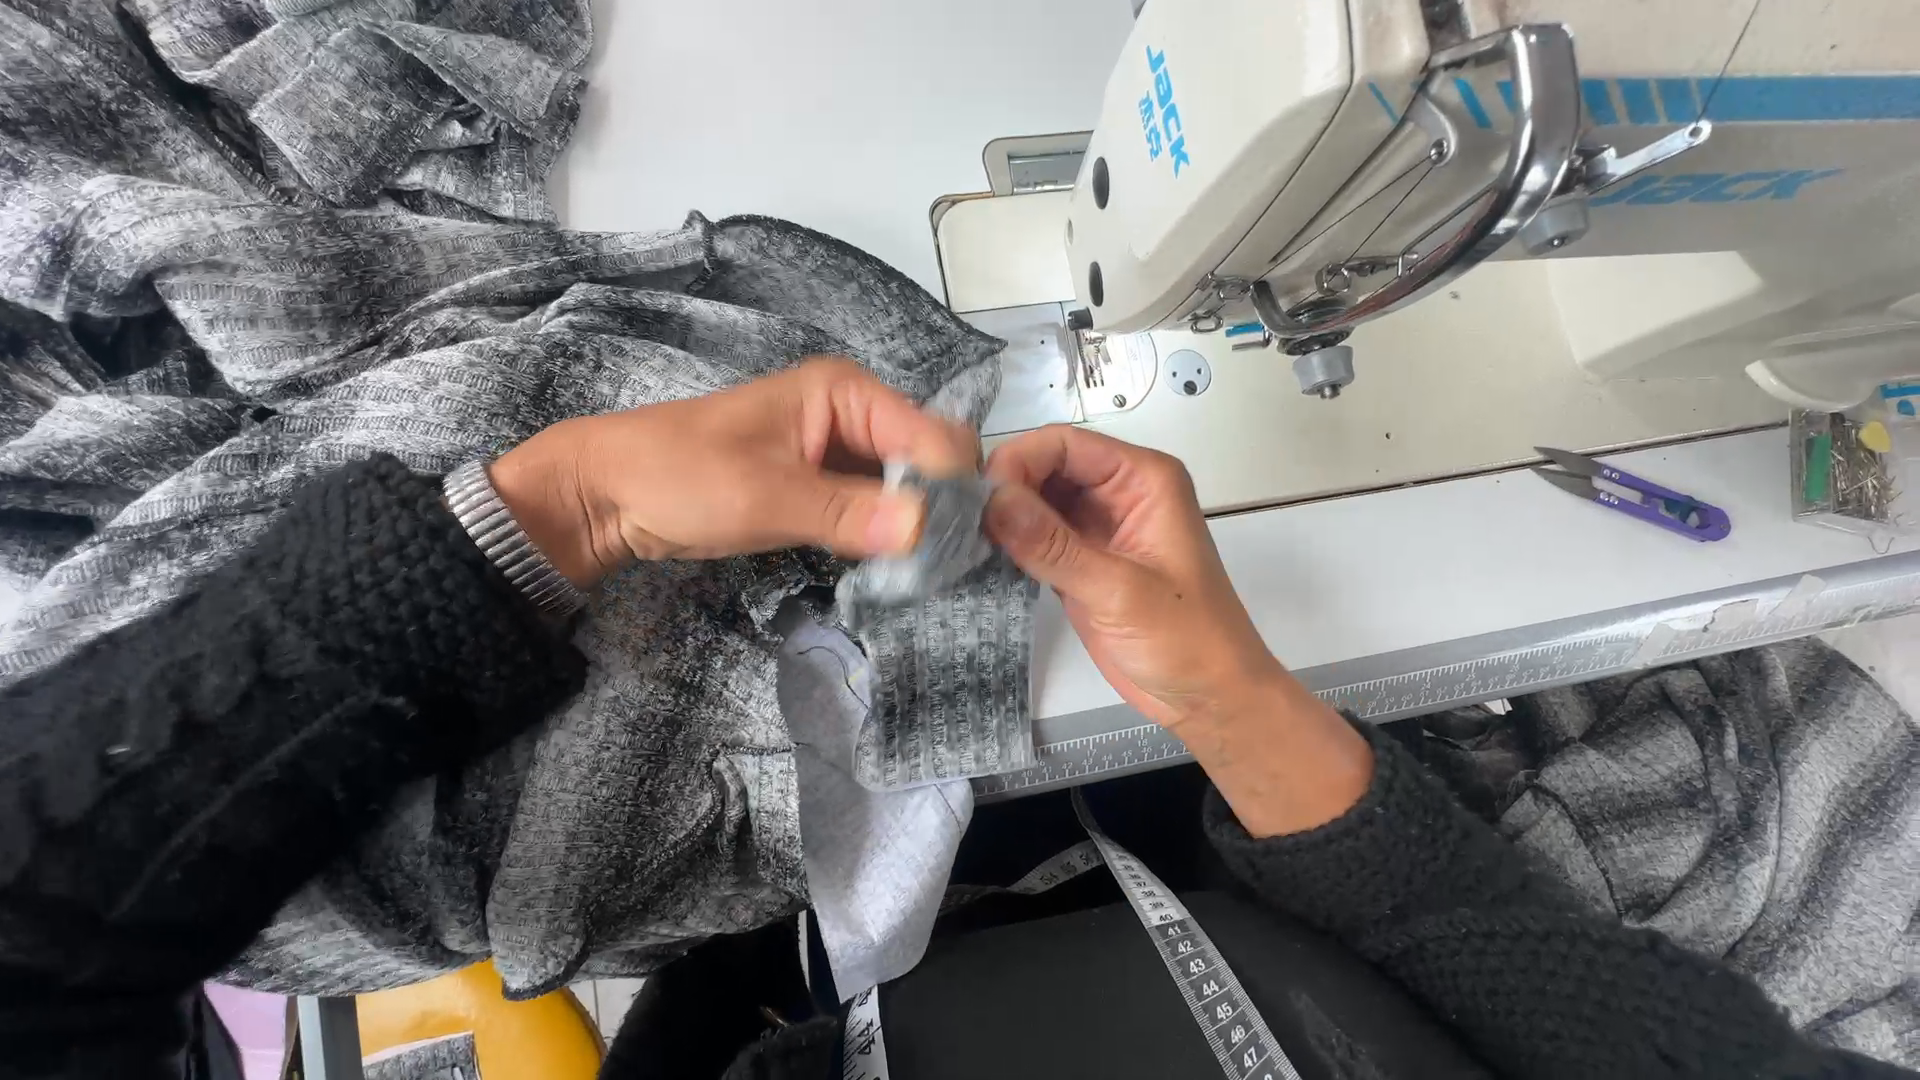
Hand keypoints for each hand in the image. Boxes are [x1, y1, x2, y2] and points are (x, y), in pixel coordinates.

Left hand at [488, 358, 978, 584]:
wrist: (610, 493)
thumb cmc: (682, 476)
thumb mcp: (765, 496)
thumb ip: (848, 513)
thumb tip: (926, 530)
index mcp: (847, 393)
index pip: (932, 437)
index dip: (947, 489)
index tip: (946, 547)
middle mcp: (855, 415)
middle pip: (928, 461)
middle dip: (935, 510)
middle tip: (934, 567)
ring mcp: (842, 451)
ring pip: (907, 489)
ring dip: (912, 528)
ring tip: (916, 572)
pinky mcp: (827, 485)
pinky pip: (877, 507)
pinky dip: (886, 534)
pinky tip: (891, 565)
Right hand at [984, 425, 1372, 835]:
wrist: (1206, 697)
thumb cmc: (1186, 640)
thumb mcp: (1120, 591)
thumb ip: (1054, 546)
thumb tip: (992, 501)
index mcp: (1143, 479)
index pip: (1066, 445)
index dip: (1019, 461)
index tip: (980, 498)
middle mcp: (1118, 493)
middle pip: (1045, 467)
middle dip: (1005, 487)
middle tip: (962, 521)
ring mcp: (1096, 527)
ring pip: (1035, 500)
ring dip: (1002, 515)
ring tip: (963, 537)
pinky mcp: (1078, 560)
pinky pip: (1035, 536)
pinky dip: (1009, 542)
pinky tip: (981, 555)